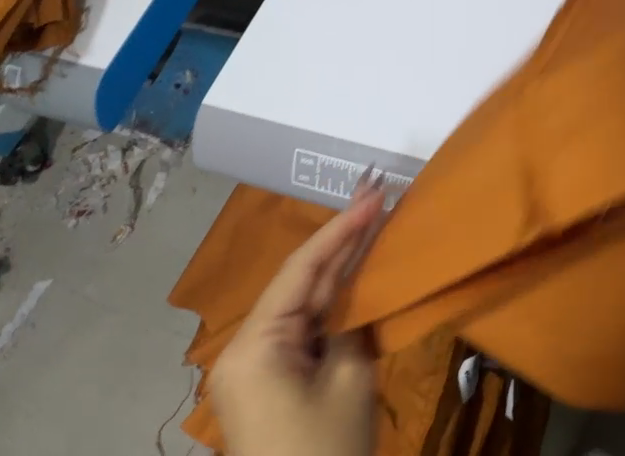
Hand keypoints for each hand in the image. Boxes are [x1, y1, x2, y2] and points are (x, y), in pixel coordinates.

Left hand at [210, 180, 386, 455]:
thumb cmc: (323, 449)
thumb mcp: (350, 381)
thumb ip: (354, 324)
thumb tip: (362, 292)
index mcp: (256, 344)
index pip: (302, 269)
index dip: (342, 228)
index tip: (375, 193)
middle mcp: (247, 348)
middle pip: (300, 280)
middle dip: (341, 238)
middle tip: (377, 194)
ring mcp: (258, 366)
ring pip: (305, 301)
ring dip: (341, 266)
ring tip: (374, 221)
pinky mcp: (274, 381)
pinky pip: (307, 328)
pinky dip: (336, 301)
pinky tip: (362, 275)